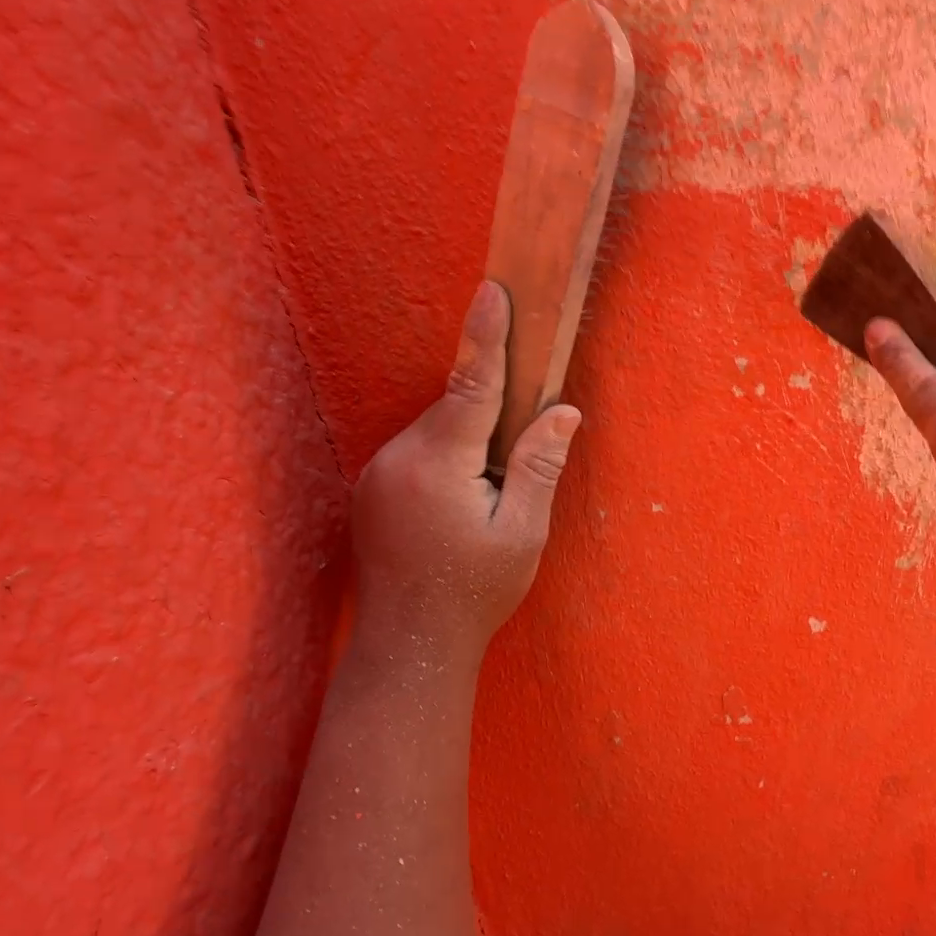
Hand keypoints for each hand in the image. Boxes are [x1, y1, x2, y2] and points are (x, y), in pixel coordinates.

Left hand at [351, 281, 581, 644]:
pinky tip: (461, 508)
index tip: (493, 291)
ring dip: (471, 446)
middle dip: (493, 420)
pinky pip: (420, 451)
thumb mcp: (522, 532)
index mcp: (438, 465)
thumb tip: (562, 411)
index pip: (470, 385)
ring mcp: (378, 473)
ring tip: (486, 507)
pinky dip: (449, 460)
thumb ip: (539, 465)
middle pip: (456, 409)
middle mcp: (397, 458)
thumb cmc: (474, 592)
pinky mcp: (372, 487)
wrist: (409, 645)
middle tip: (514, 474)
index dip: (485, 336)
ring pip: (439, 431)